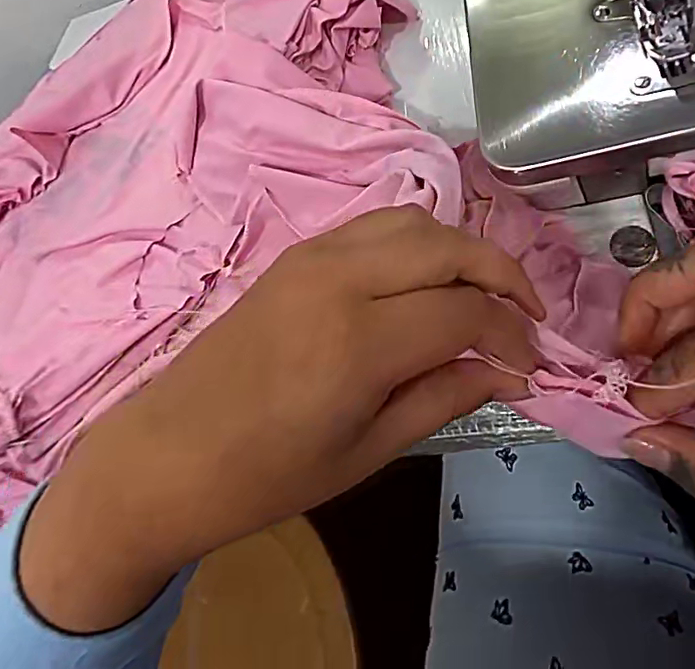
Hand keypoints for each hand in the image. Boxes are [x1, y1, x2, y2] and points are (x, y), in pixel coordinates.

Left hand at [19, 205, 542, 631]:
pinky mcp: (302, 250)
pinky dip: (421, 240)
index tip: (531, 362)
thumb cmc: (267, 473)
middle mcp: (341, 278)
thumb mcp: (369, 450)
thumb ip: (446, 396)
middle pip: (450, 247)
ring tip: (484, 292)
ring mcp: (317, 254)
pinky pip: (380, 224)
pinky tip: (430, 276)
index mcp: (358, 341)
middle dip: (504, 274)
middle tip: (527, 314)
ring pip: (418, 222)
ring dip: (463, 249)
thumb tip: (510, 371)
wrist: (164, 453)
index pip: (464, 312)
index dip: (511, 334)